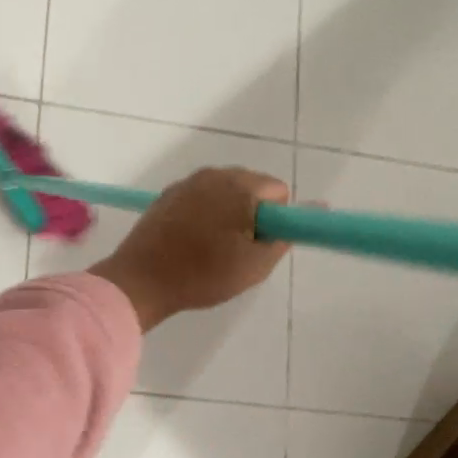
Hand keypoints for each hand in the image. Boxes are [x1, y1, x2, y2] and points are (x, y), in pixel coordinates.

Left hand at [90, 167, 290, 332]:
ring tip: (210, 252)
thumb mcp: (255, 264)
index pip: (277, 191)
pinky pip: (197, 202)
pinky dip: (201, 219)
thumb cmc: (202, 274)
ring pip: (222, 196)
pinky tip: (189, 246)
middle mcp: (211, 175)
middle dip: (250, 216)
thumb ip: (287, 235)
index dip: (275, 221)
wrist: (140, 281)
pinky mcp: (164, 198)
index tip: (256, 247)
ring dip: (225, 218)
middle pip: (249, 188)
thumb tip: (317, 208)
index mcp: (238, 185)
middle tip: (235, 252)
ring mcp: (184, 185)